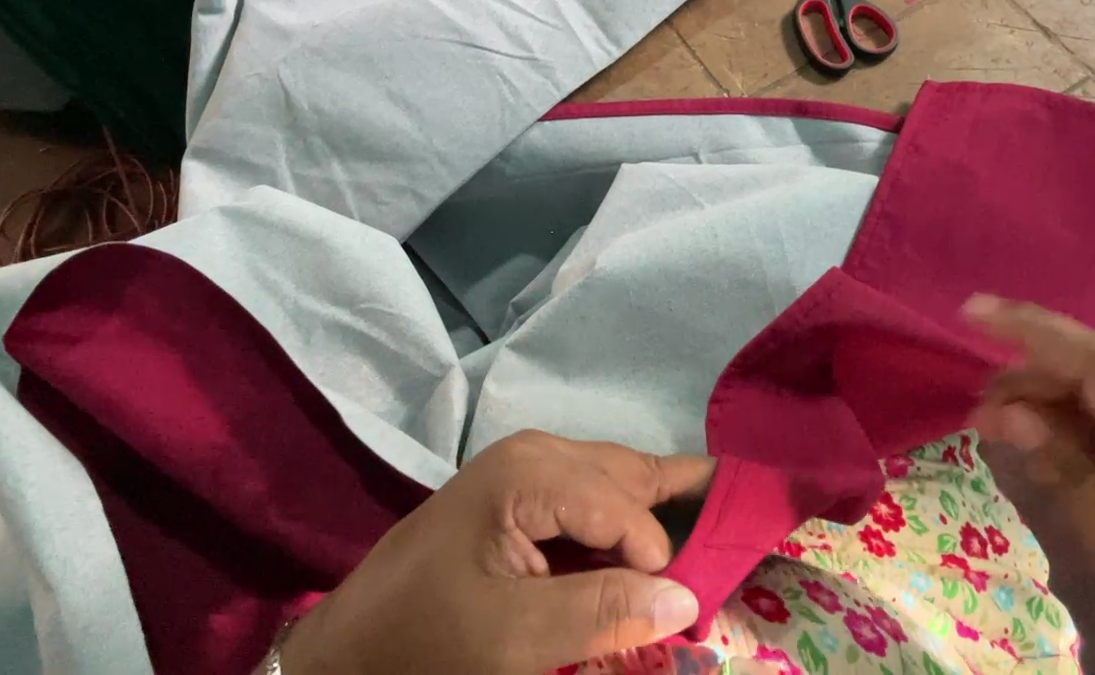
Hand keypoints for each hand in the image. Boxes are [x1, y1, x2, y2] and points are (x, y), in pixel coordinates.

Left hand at [275, 430, 712, 674]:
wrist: (354, 643)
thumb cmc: (429, 638)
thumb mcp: (515, 640)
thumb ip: (601, 613)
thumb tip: (686, 597)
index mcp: (532, 471)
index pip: (625, 507)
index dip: (656, 561)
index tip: (678, 614)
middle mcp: (536, 452)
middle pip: (629, 474)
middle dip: (681, 502)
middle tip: (740, 523)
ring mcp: (527, 467)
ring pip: (616, 480)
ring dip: (655, 512)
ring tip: (712, 523)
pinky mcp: (522, 491)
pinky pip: (591, 495)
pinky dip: (625, 519)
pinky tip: (652, 538)